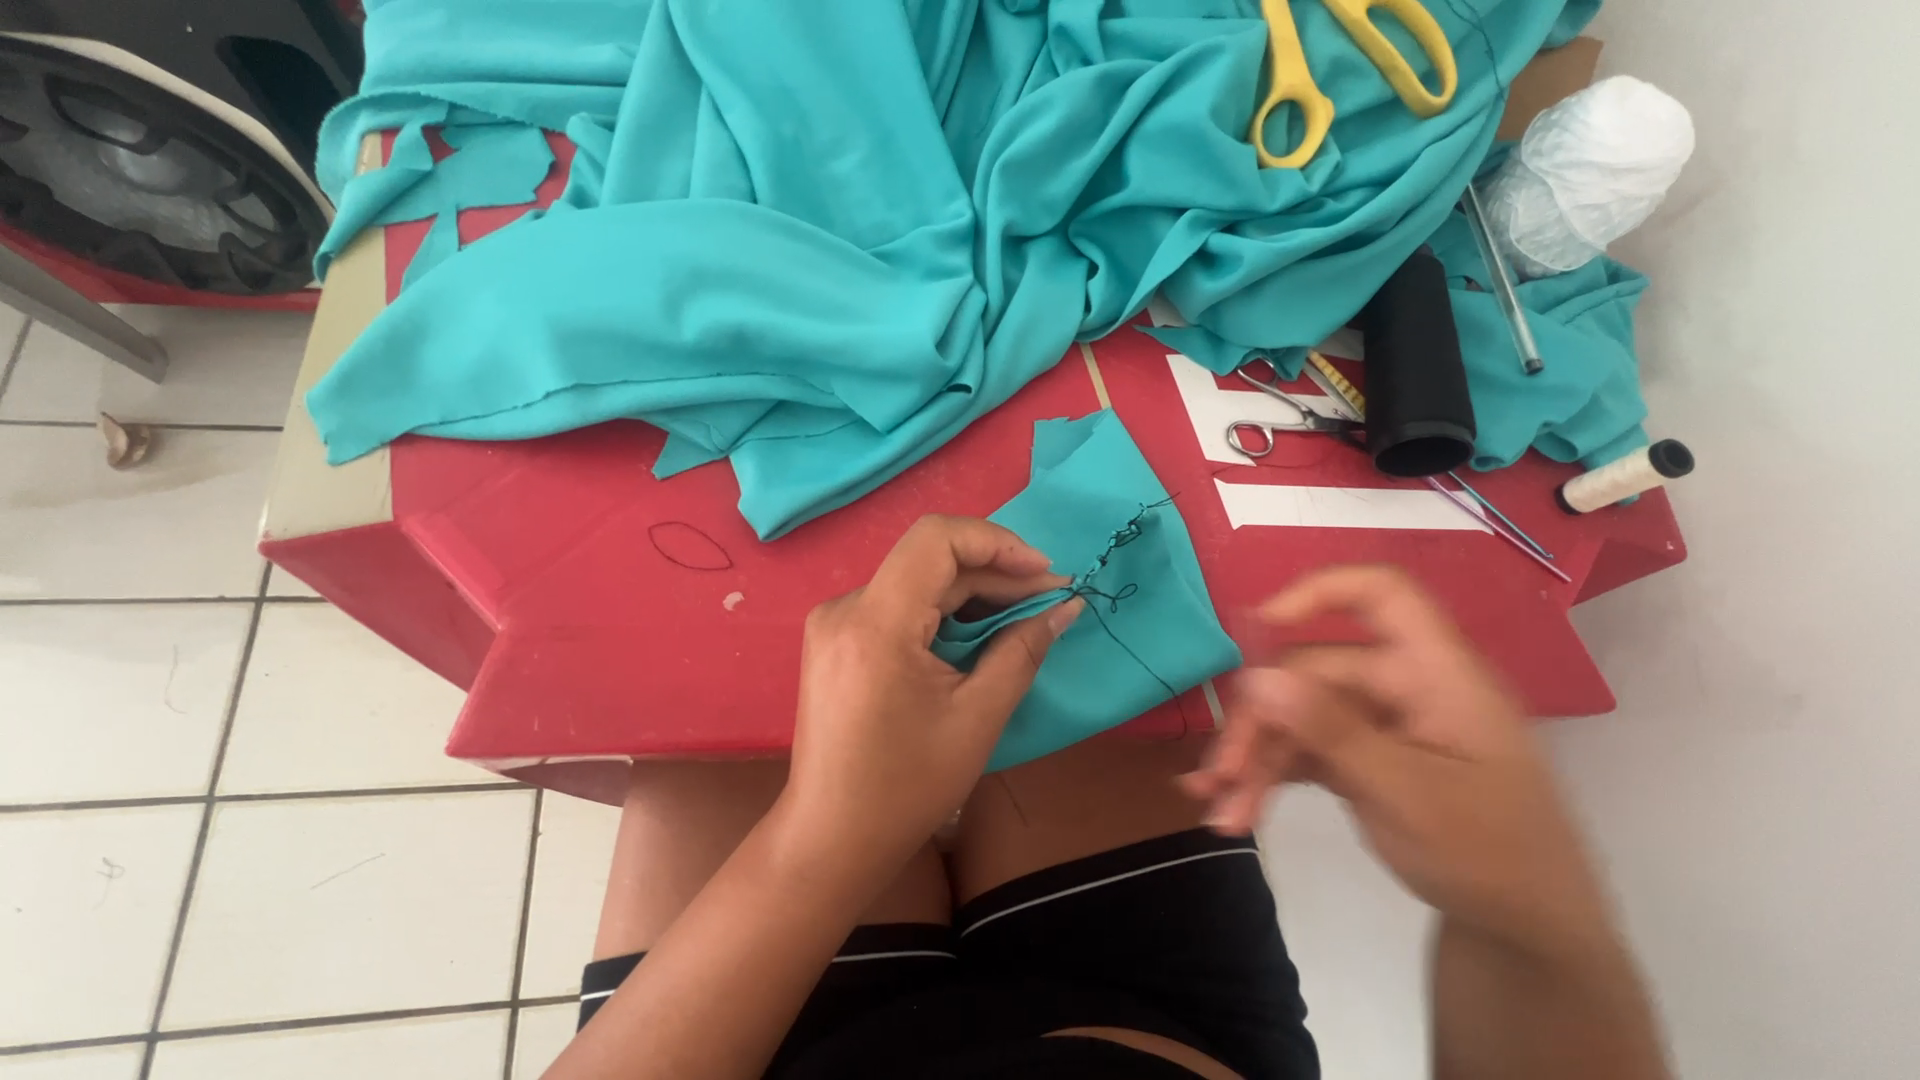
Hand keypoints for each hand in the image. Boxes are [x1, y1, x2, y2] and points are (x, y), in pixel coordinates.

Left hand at [778, 515, 1081, 881]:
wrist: (833, 835)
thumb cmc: (907, 787)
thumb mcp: (978, 718)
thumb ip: (1022, 651)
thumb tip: (1064, 607)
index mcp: (875, 624)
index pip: (936, 540)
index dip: (997, 542)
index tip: (1044, 574)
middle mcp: (844, 609)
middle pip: (929, 561)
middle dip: (994, 573)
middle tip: (1049, 600)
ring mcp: (834, 623)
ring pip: (915, 581)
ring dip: (971, 593)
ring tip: (1021, 618)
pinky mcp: (835, 640)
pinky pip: (897, 605)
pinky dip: (941, 612)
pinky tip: (976, 635)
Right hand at [1182, 565, 1613, 958]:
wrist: (1525, 934)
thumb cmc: (1489, 854)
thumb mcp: (1407, 794)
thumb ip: (1330, 731)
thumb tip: (1256, 676)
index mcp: (1435, 674)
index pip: (1382, 595)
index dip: (1318, 593)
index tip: (1255, 627)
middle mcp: (1404, 687)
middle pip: (1311, 673)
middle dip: (1259, 723)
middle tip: (1219, 775)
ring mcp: (1381, 724)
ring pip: (1298, 716)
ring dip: (1256, 759)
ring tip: (1220, 810)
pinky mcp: (1363, 759)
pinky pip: (1304, 750)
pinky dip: (1270, 775)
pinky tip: (1237, 808)